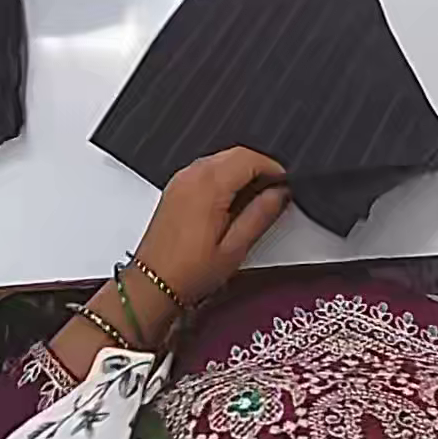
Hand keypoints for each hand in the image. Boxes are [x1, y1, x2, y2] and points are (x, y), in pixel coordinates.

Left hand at [133, 147, 290, 304]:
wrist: (152, 285)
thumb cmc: (189, 272)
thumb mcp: (235, 247)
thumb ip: (260, 214)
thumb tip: (281, 193)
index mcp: (209, 186)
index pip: (249, 158)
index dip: (273, 168)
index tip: (286, 184)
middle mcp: (192, 175)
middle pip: (235, 153)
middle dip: (259, 166)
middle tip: (276, 190)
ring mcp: (181, 180)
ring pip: (221, 158)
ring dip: (242, 169)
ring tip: (257, 197)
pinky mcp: (176, 188)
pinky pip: (206, 168)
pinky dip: (224, 175)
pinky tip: (232, 200)